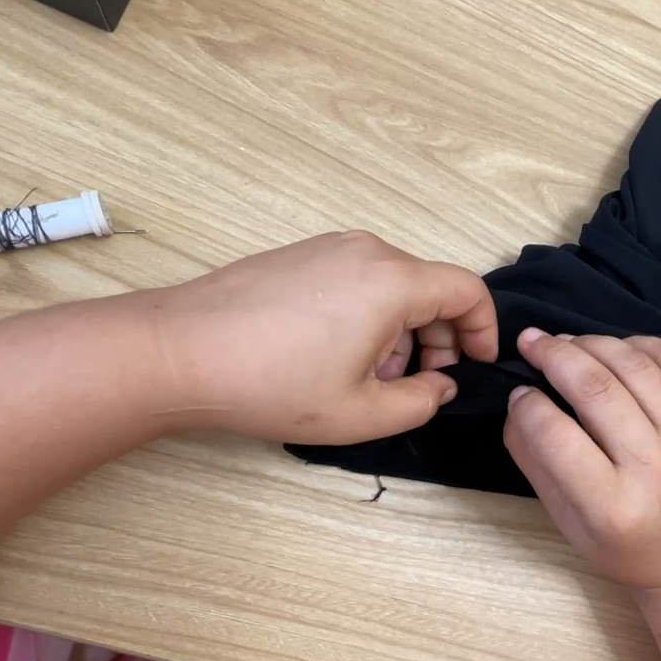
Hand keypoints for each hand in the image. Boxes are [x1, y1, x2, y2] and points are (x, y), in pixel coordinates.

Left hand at [136, 231, 498, 442]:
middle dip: (439, 338)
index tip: (476, 364)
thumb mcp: (362, 413)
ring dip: (402, 331)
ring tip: (371, 377)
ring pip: (395, 285)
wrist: (176, 352)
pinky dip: (370, 315)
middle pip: (431, 288)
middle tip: (419, 384)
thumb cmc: (273, 384)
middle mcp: (368, 251)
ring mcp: (330, 247)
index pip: (467, 290)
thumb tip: (441, 384)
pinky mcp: (302, 254)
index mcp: (393, 281)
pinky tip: (338, 355)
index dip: (483, 329)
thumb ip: (422, 401)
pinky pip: (360, 279)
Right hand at [502, 329, 660, 590]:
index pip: (557, 436)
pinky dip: (636, 344)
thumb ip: (532, 458)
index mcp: (612, 508)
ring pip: (634, 365)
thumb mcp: (562, 517)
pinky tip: (613, 349)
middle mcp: (656, 471)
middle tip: (531, 341)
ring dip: (592, 342)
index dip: (528, 404)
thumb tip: (518, 401)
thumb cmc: (616, 542)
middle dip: (555, 355)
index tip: (518, 391)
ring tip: (567, 342)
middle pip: (596, 390)